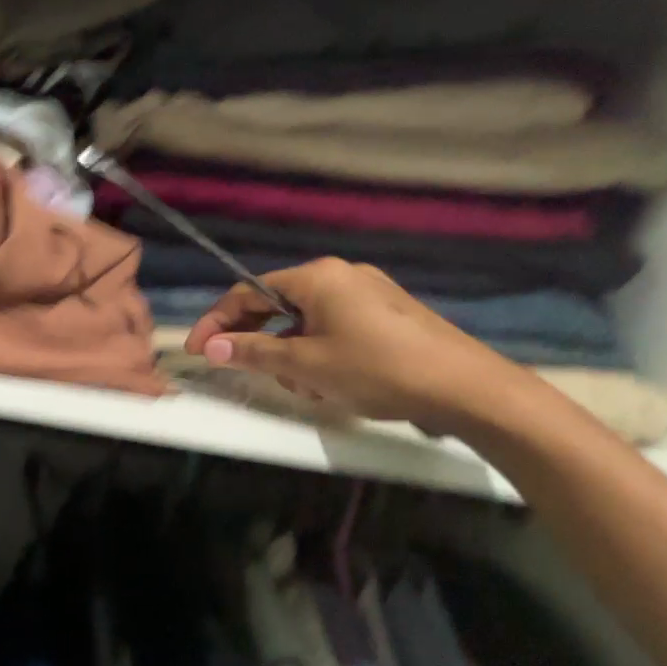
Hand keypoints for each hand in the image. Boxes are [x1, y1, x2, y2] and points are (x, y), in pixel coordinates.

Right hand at [183, 257, 538, 434]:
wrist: (469, 390)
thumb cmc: (377, 370)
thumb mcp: (304, 364)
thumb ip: (252, 352)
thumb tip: (211, 347)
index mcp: (318, 277)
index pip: (247, 293)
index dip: (216, 322)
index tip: (197, 351)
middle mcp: (341, 275)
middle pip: (275, 302)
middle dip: (253, 337)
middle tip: (235, 366)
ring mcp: (369, 293)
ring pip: (304, 318)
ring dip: (287, 349)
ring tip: (294, 383)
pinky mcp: (389, 314)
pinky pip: (332, 325)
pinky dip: (315, 349)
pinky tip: (325, 379)